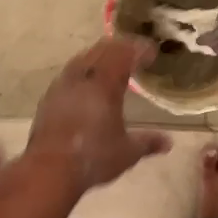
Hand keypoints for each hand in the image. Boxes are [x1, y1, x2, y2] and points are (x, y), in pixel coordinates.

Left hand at [25, 37, 172, 192]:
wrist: (49, 169)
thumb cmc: (94, 157)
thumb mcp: (127, 152)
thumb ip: (148, 142)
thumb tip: (168, 142)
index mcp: (105, 83)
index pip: (125, 54)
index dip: (140, 50)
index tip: (152, 52)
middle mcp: (82, 78)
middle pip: (102, 50)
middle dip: (120, 47)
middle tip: (134, 53)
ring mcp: (62, 86)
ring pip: (82, 59)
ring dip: (98, 56)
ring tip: (110, 65)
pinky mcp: (48, 98)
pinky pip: (69, 74)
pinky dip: (82, 72)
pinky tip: (85, 86)